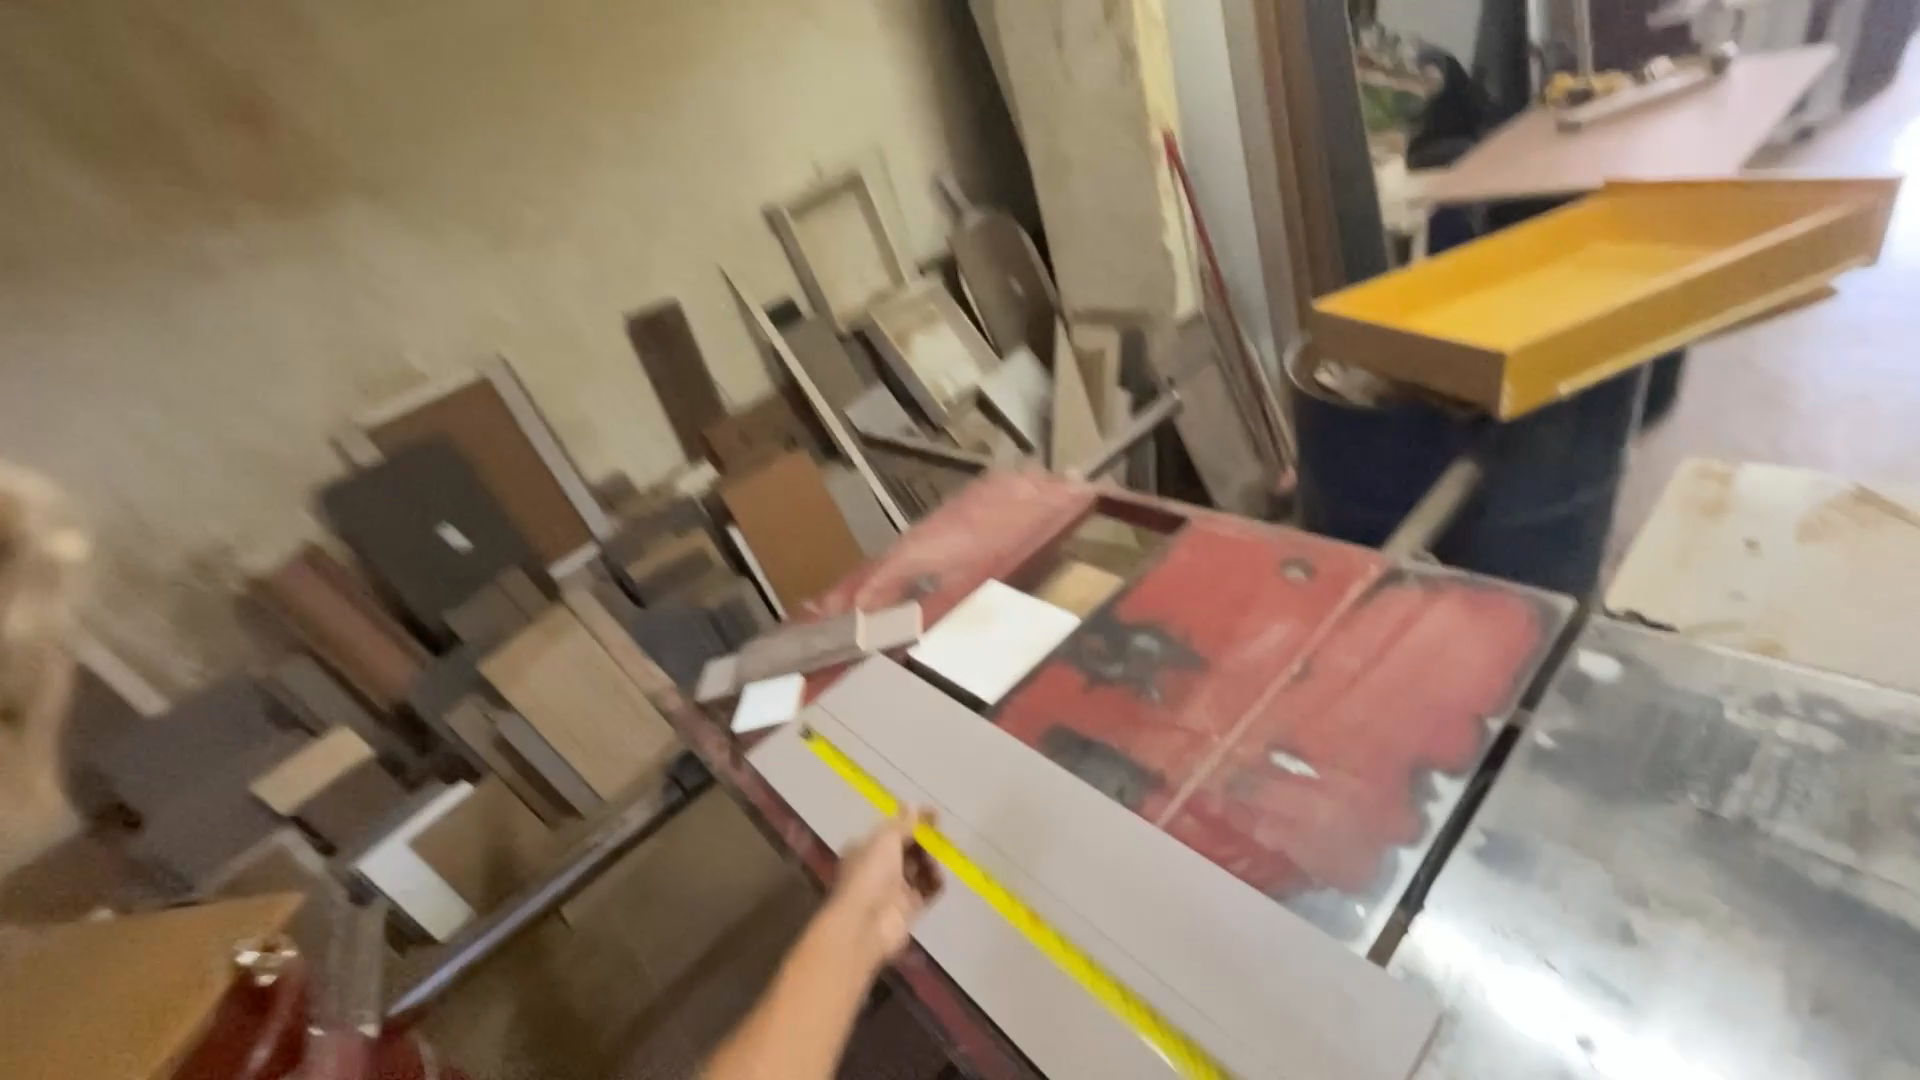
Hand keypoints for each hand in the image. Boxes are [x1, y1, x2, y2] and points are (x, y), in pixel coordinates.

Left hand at [821, 810, 942, 970]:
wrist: (864, 925)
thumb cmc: (870, 874)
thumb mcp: (885, 840)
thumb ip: (903, 824)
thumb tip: (913, 805)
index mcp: (866, 848)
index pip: (893, 829)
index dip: (913, 821)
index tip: (934, 815)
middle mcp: (879, 867)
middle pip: (908, 849)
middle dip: (925, 842)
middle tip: (941, 838)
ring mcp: (893, 889)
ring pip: (919, 869)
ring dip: (931, 863)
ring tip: (936, 863)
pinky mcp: (908, 909)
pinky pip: (927, 891)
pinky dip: (935, 884)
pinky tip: (940, 879)